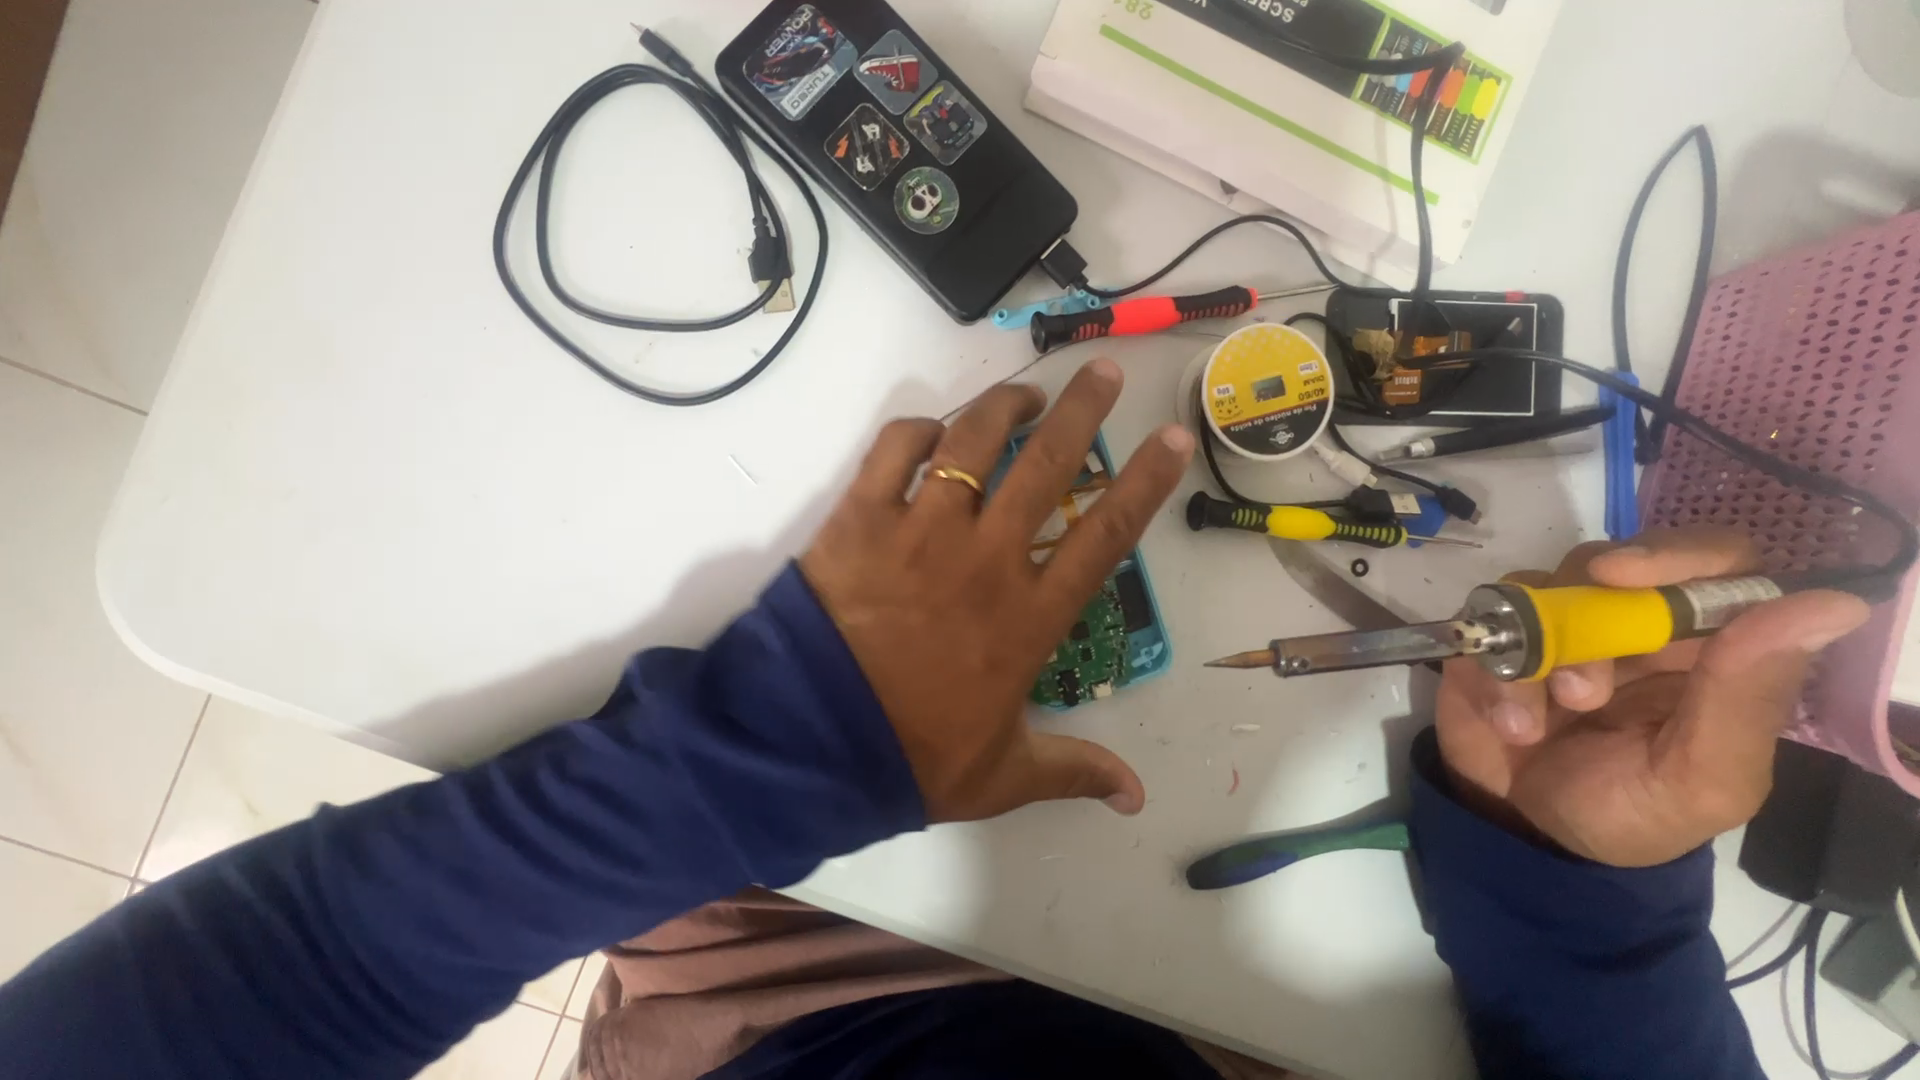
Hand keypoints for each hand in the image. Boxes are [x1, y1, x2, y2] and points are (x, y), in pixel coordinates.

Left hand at [801, 359, 1194, 823]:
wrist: (810, 744)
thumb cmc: (913, 756)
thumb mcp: (1003, 775)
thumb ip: (1074, 771)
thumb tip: (1137, 797)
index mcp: (1028, 615)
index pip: (1104, 536)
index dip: (1144, 484)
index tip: (1170, 440)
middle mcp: (985, 559)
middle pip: (1046, 466)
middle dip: (1083, 411)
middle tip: (1104, 374)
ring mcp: (920, 532)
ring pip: (972, 444)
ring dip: (1004, 408)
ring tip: (1026, 395)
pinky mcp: (860, 519)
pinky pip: (893, 452)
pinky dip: (917, 432)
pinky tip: (933, 433)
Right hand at [1436, 528, 1871, 867]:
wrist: (1526, 834)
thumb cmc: (1632, 813)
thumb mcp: (1705, 777)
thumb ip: (1747, 697)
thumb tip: (1832, 604)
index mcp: (1706, 647)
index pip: (1718, 561)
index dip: (1678, 552)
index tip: (1623, 576)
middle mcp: (1631, 623)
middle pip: (1612, 562)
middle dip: (1587, 623)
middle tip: (1580, 694)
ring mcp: (1555, 627)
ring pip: (1540, 590)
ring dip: (1537, 660)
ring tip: (1534, 726)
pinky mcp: (1494, 638)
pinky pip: (1485, 624)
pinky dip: (1494, 677)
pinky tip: (1508, 724)